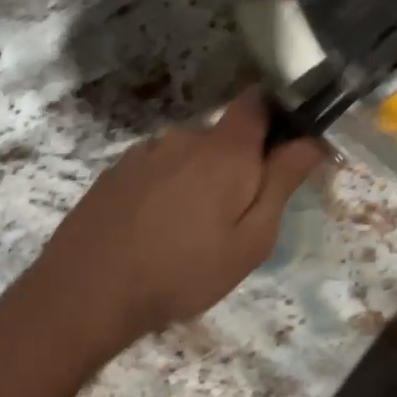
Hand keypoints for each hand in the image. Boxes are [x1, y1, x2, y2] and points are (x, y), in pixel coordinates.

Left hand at [32, 89, 324, 348]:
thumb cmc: (184, 271)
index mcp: (226, 150)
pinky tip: (160, 231)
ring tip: (195, 231)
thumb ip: (283, 183)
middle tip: (240, 219)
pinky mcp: (116, 173)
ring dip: (203, 180)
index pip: (259, 102)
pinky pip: (161, 170)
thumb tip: (312, 141)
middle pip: (226, 136)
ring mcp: (144, 153)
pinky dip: (171, 190)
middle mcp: (185, 138)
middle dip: (241, 165)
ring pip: (192, 156)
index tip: (288, 151)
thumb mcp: (252, 239)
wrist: (85, 295)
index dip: (279, 115)